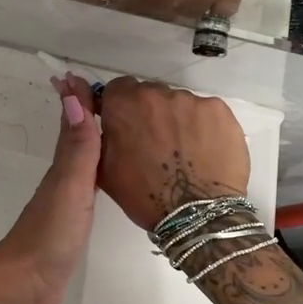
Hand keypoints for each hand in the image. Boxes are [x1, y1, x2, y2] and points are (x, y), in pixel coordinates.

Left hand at [0, 75, 101, 303]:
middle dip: (86, 112)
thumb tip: (74, 97)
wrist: (28, 281)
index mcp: (64, 166)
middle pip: (77, 136)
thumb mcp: (70, 186)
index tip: (81, 73)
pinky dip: (98, 170)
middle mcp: (64, 177)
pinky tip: (107, 175)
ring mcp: (66, 199)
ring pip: (82, 159)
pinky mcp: (71, 221)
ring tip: (112, 125)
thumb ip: (78, 147)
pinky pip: (88, 185)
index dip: (78, 99)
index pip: (73, 122)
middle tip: (104, 92)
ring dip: (92, 138)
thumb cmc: (50, 233)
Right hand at [94, 77, 248, 232]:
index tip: (127, 126)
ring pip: (178, 103)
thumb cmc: (141, 193)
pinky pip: (205, 112)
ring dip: (176, 119)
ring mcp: (190, 100)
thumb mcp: (101, 164)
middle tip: (154, 141)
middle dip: (148, 111)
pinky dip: (203, 126)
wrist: (195, 215)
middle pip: (149, 93)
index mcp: (121, 103)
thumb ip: (91, 130)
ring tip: (182, 150)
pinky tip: (203, 150)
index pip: (118, 88)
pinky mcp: (219, 111)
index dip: (121, 106)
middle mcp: (155, 93)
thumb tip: (82, 105)